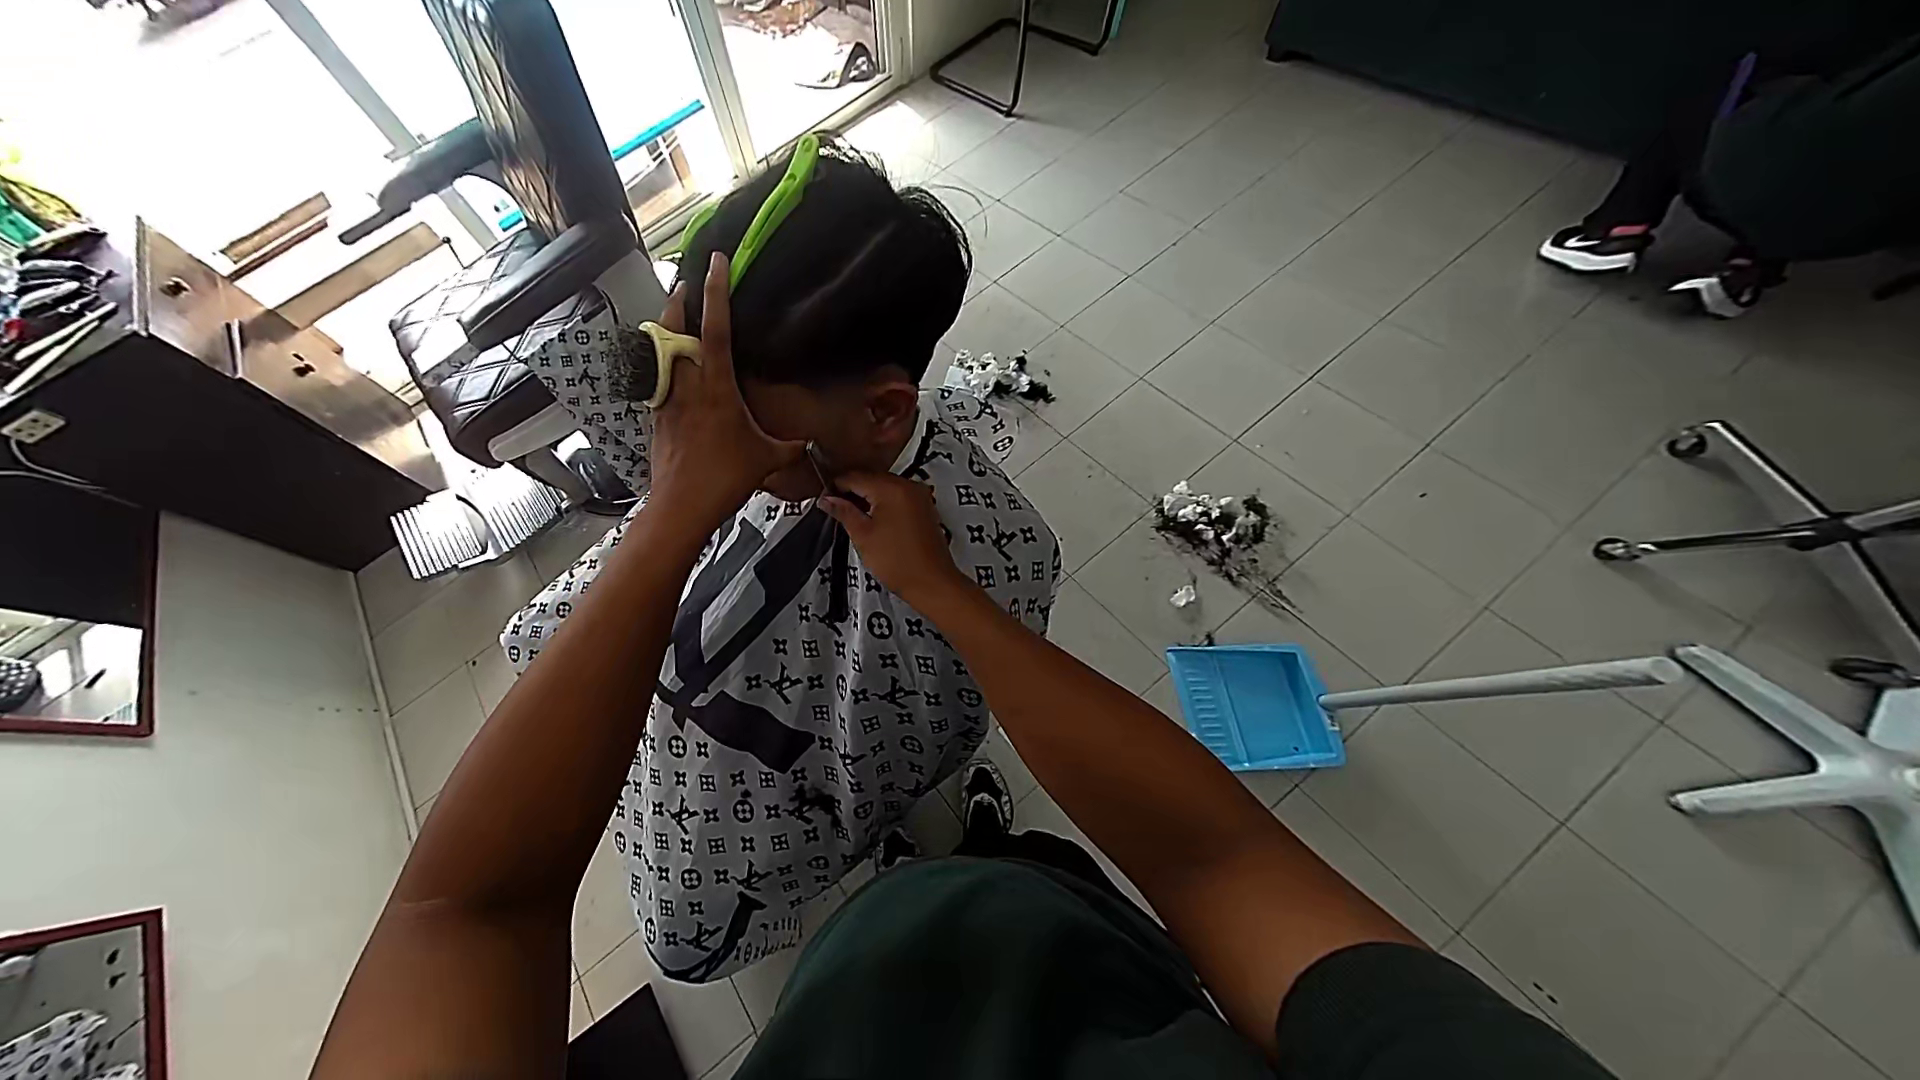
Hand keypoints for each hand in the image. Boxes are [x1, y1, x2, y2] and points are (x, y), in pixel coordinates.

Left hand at [648, 252, 804, 528]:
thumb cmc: (724, 478)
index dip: (717, 293)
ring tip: (675, 315)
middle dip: (680, 301)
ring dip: (667, 327)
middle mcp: (687, 386)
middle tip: (687, 282)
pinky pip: (659, 377)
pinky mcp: (657, 415)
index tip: (716, 263)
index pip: (716, 330)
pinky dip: (664, 361)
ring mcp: (668, 399)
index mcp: (716, 388)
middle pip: (675, 329)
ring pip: (661, 350)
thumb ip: (790, 445)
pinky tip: (672, 367)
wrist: (682, 505)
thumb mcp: (768, 458)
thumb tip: (809, 442)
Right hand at [817, 470, 973, 607]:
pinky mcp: (925, 507)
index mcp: (891, 488)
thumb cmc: (898, 562)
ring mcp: (920, 496)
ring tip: (851, 515)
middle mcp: (908, 486)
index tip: (824, 499)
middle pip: (872, 478)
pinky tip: (873, 518)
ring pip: (886, 487)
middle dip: (852, 490)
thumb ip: (844, 512)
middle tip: (835, 507)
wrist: (932, 582)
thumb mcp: (863, 535)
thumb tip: (827, 499)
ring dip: (868, 496)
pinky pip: (899, 496)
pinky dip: (885, 503)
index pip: (855, 476)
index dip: (836, 486)